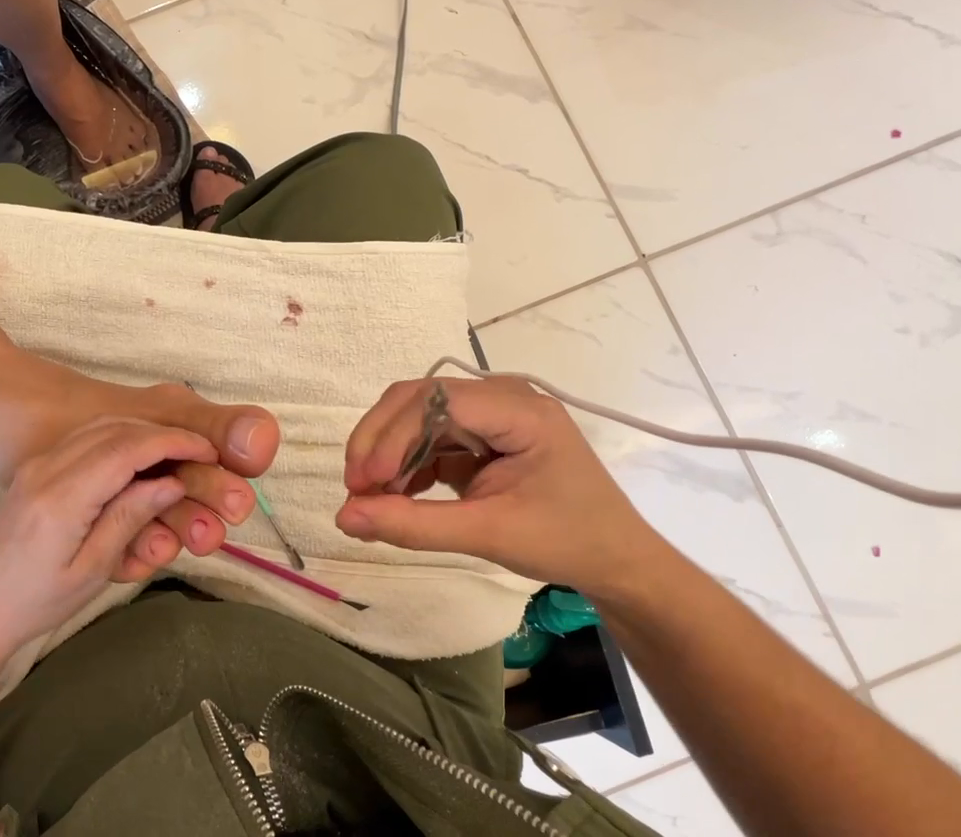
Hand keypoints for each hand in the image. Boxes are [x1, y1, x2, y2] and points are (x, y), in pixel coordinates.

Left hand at [0, 418, 211, 660]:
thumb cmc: (36, 602)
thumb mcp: (90, 570)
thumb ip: (128, 519)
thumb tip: (171, 482)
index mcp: (61, 496)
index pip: (125, 448)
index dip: (170, 443)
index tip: (207, 452)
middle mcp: (46, 468)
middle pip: (112, 429)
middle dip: (160, 433)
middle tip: (200, 453)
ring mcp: (36, 465)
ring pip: (96, 429)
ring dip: (138, 432)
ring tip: (176, 455)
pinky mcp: (33, 470)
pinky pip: (81, 440)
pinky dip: (116, 440)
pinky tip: (137, 460)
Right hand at [337, 376, 667, 595]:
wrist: (617, 563)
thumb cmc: (567, 543)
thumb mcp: (489, 535)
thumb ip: (414, 525)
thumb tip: (343, 518)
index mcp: (521, 411)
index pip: (436, 402)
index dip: (392, 436)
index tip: (364, 482)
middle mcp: (501, 398)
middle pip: (416, 399)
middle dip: (379, 441)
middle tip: (355, 487)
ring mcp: (488, 413)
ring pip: (412, 415)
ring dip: (384, 452)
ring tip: (369, 495)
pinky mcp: (477, 434)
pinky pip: (423, 435)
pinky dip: (401, 463)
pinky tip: (393, 493)